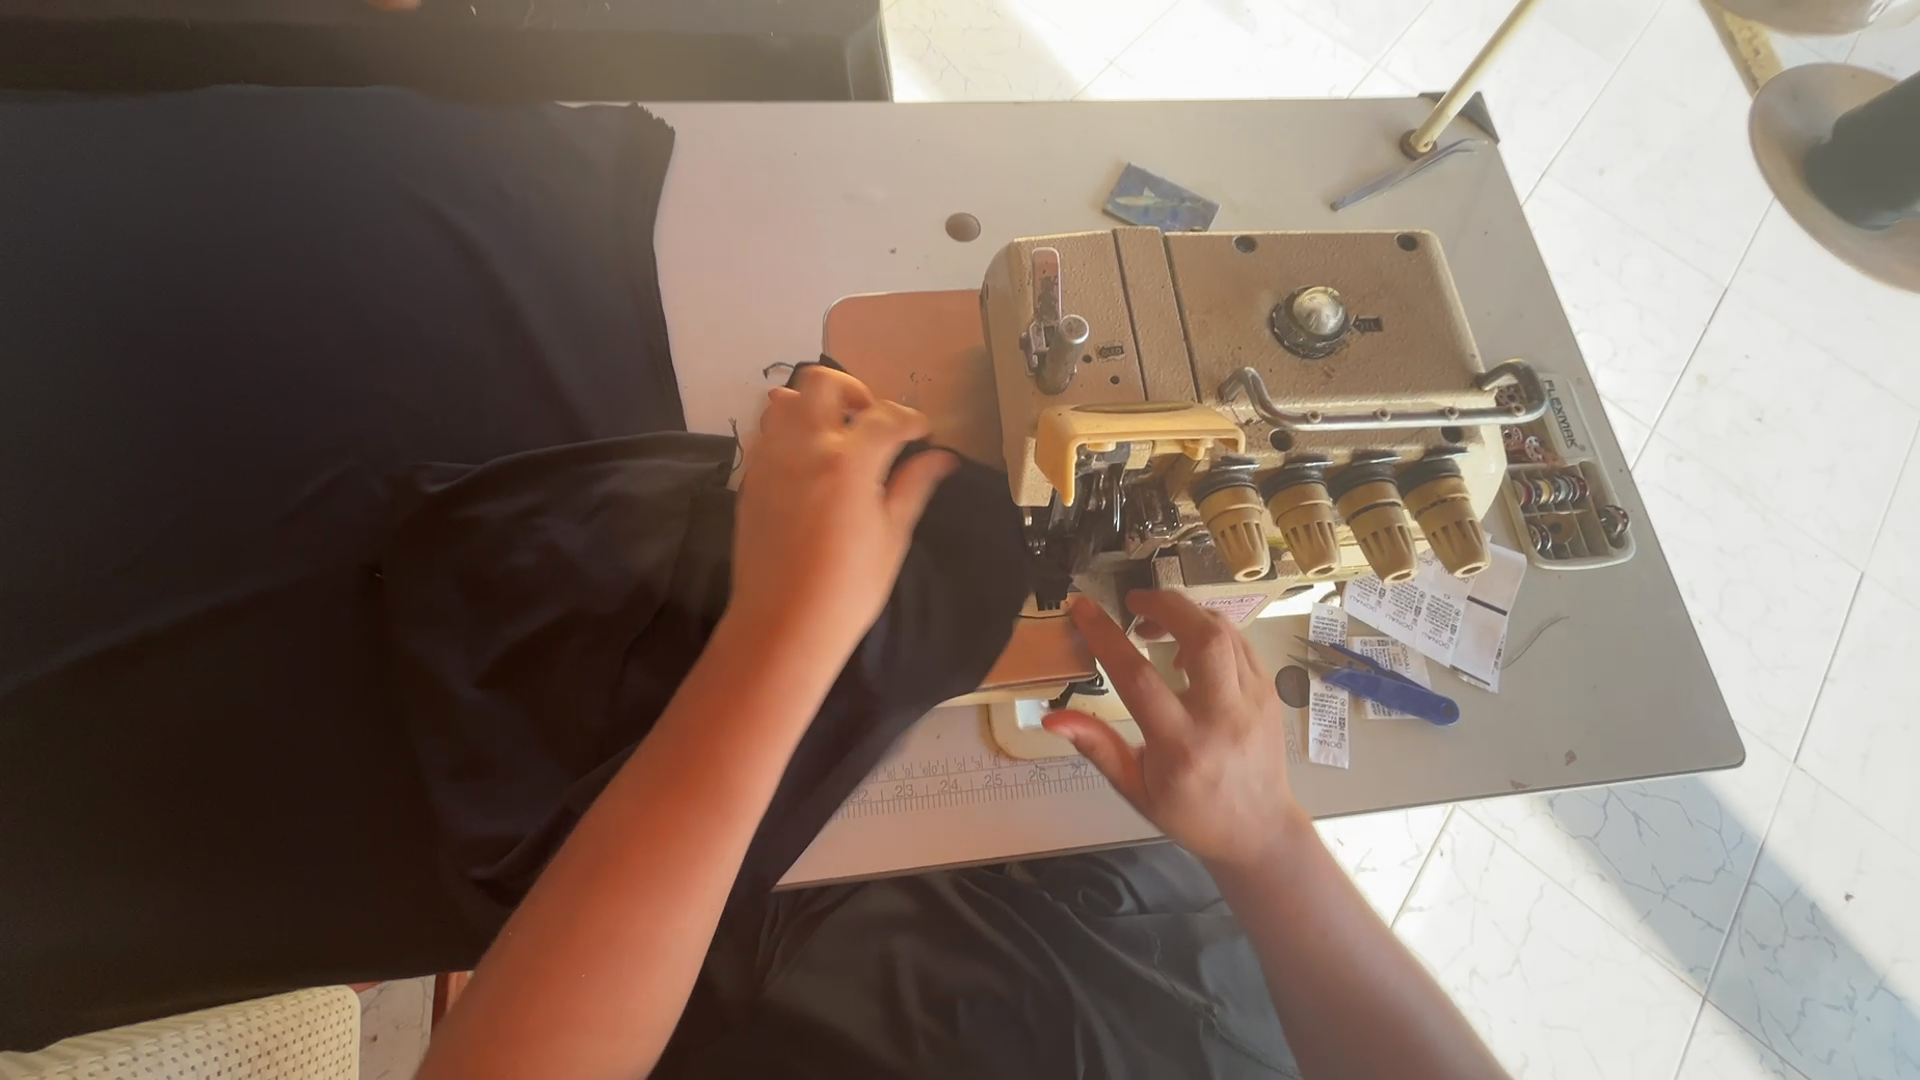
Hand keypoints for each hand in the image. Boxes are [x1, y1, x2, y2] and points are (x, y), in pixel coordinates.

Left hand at [727, 366, 956, 657]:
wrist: (783, 624)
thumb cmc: (848, 588)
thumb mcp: (892, 537)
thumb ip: (914, 486)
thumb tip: (943, 458)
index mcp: (849, 463)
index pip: (885, 417)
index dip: (910, 419)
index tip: (921, 433)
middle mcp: (805, 449)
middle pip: (822, 383)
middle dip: (854, 392)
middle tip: (870, 421)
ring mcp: (771, 461)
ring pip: (785, 400)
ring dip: (814, 405)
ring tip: (835, 436)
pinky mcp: (750, 478)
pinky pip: (766, 433)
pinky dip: (789, 431)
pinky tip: (808, 462)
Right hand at [1044, 591, 1304, 870]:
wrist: (1260, 830)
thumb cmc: (1190, 813)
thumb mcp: (1135, 788)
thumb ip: (1096, 746)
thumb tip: (1052, 718)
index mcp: (1181, 745)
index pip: (1139, 678)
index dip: (1106, 637)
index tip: (1082, 607)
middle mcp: (1222, 716)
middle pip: (1204, 638)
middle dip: (1165, 606)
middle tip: (1133, 602)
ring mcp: (1253, 700)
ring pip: (1225, 632)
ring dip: (1186, 614)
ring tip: (1154, 625)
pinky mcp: (1269, 692)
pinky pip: (1239, 642)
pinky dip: (1209, 630)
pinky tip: (1187, 644)